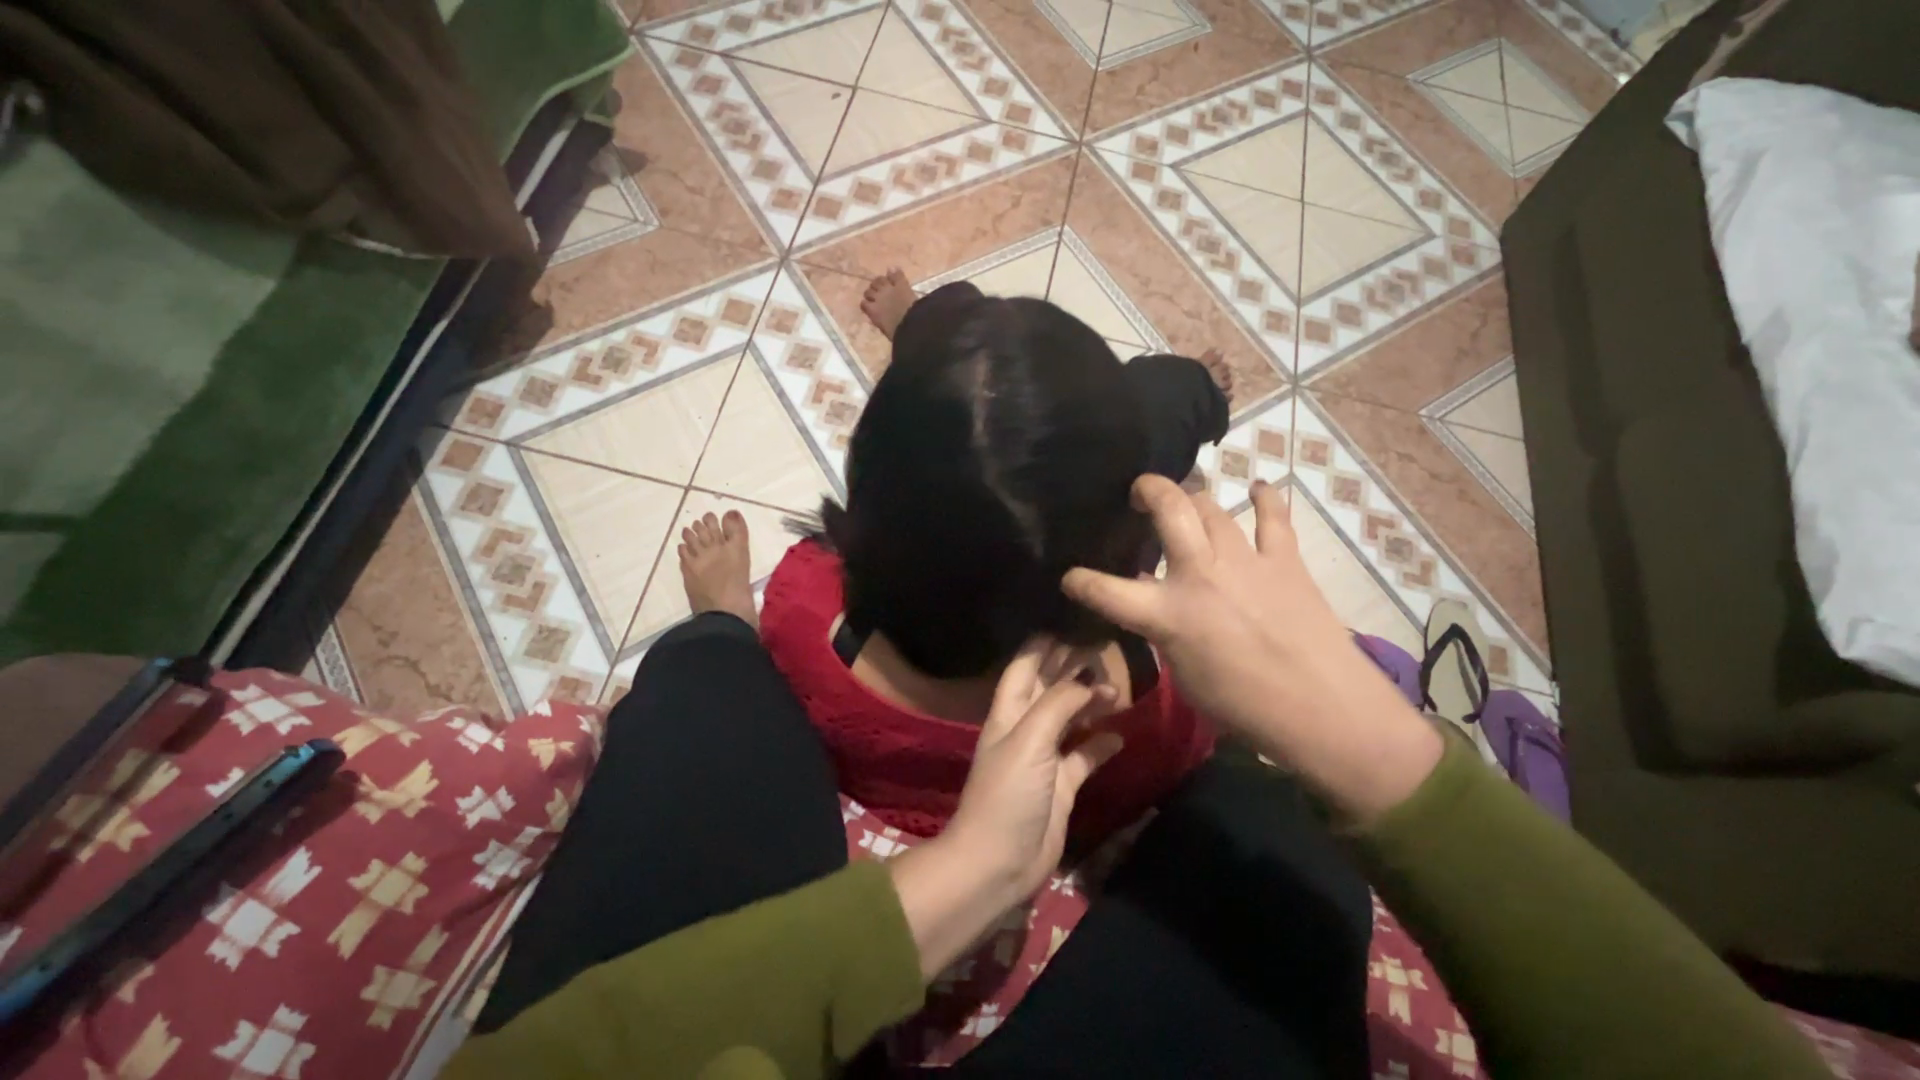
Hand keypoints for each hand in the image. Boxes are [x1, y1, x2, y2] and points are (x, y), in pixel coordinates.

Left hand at [946, 638, 1125, 895]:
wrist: (999, 862)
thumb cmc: (1007, 795)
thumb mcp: (1029, 740)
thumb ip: (1058, 705)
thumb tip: (1088, 680)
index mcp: (1008, 713)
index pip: (1024, 667)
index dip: (1043, 645)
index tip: (1073, 623)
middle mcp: (1024, 730)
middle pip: (1049, 689)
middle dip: (1072, 668)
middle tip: (1107, 648)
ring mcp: (1043, 759)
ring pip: (1069, 720)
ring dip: (1090, 703)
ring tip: (1120, 686)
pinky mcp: (1062, 786)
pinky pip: (1084, 756)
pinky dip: (1101, 742)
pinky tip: (1122, 732)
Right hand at [1062, 477, 1440, 821]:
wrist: (1320, 707)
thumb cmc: (1243, 707)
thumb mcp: (1185, 676)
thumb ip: (1167, 637)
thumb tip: (1163, 618)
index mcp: (1166, 614)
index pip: (1106, 591)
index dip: (1081, 581)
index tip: (1070, 576)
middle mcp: (1199, 574)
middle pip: (1170, 510)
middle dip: (1149, 490)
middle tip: (1141, 492)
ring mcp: (1243, 561)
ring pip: (1212, 507)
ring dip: (1196, 497)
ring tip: (1189, 497)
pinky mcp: (1284, 561)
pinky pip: (1273, 518)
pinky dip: (1265, 499)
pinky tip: (1259, 487)